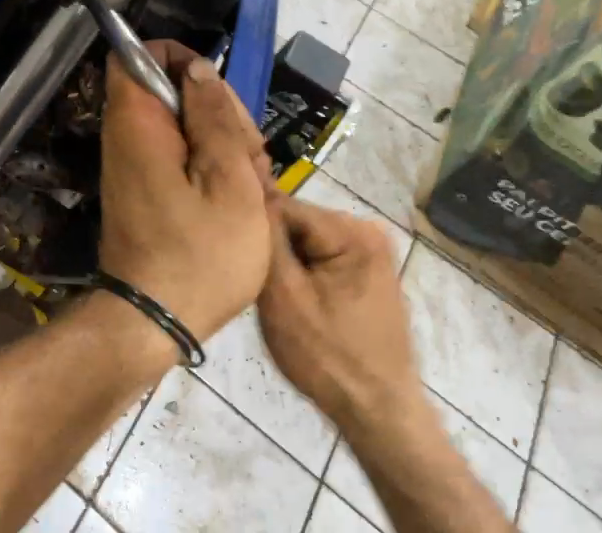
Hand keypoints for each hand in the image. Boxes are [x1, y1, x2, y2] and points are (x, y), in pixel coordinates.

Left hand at [98, 40, 274, 341]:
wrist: (154, 320)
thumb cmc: (201, 255)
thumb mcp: (229, 183)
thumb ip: (214, 118)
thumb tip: (197, 69)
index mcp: (136, 124)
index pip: (137, 56)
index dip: (180, 60)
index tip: (220, 96)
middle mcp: (125, 136)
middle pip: (168, 91)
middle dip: (216, 110)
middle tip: (251, 153)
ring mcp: (132, 164)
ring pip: (180, 126)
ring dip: (221, 143)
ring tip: (253, 182)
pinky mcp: (143, 189)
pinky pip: (177, 157)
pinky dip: (210, 167)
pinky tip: (239, 197)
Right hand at [258, 198, 423, 432]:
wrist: (377, 413)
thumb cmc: (326, 355)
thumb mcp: (282, 293)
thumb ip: (265, 237)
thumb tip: (245, 189)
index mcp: (352, 231)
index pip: (279, 204)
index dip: (250, 224)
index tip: (225, 245)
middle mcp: (367, 231)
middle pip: (292, 220)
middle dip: (266, 243)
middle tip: (247, 276)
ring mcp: (369, 253)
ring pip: (301, 239)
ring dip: (280, 259)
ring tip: (264, 288)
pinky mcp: (365, 273)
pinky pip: (316, 256)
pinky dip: (297, 271)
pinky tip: (287, 296)